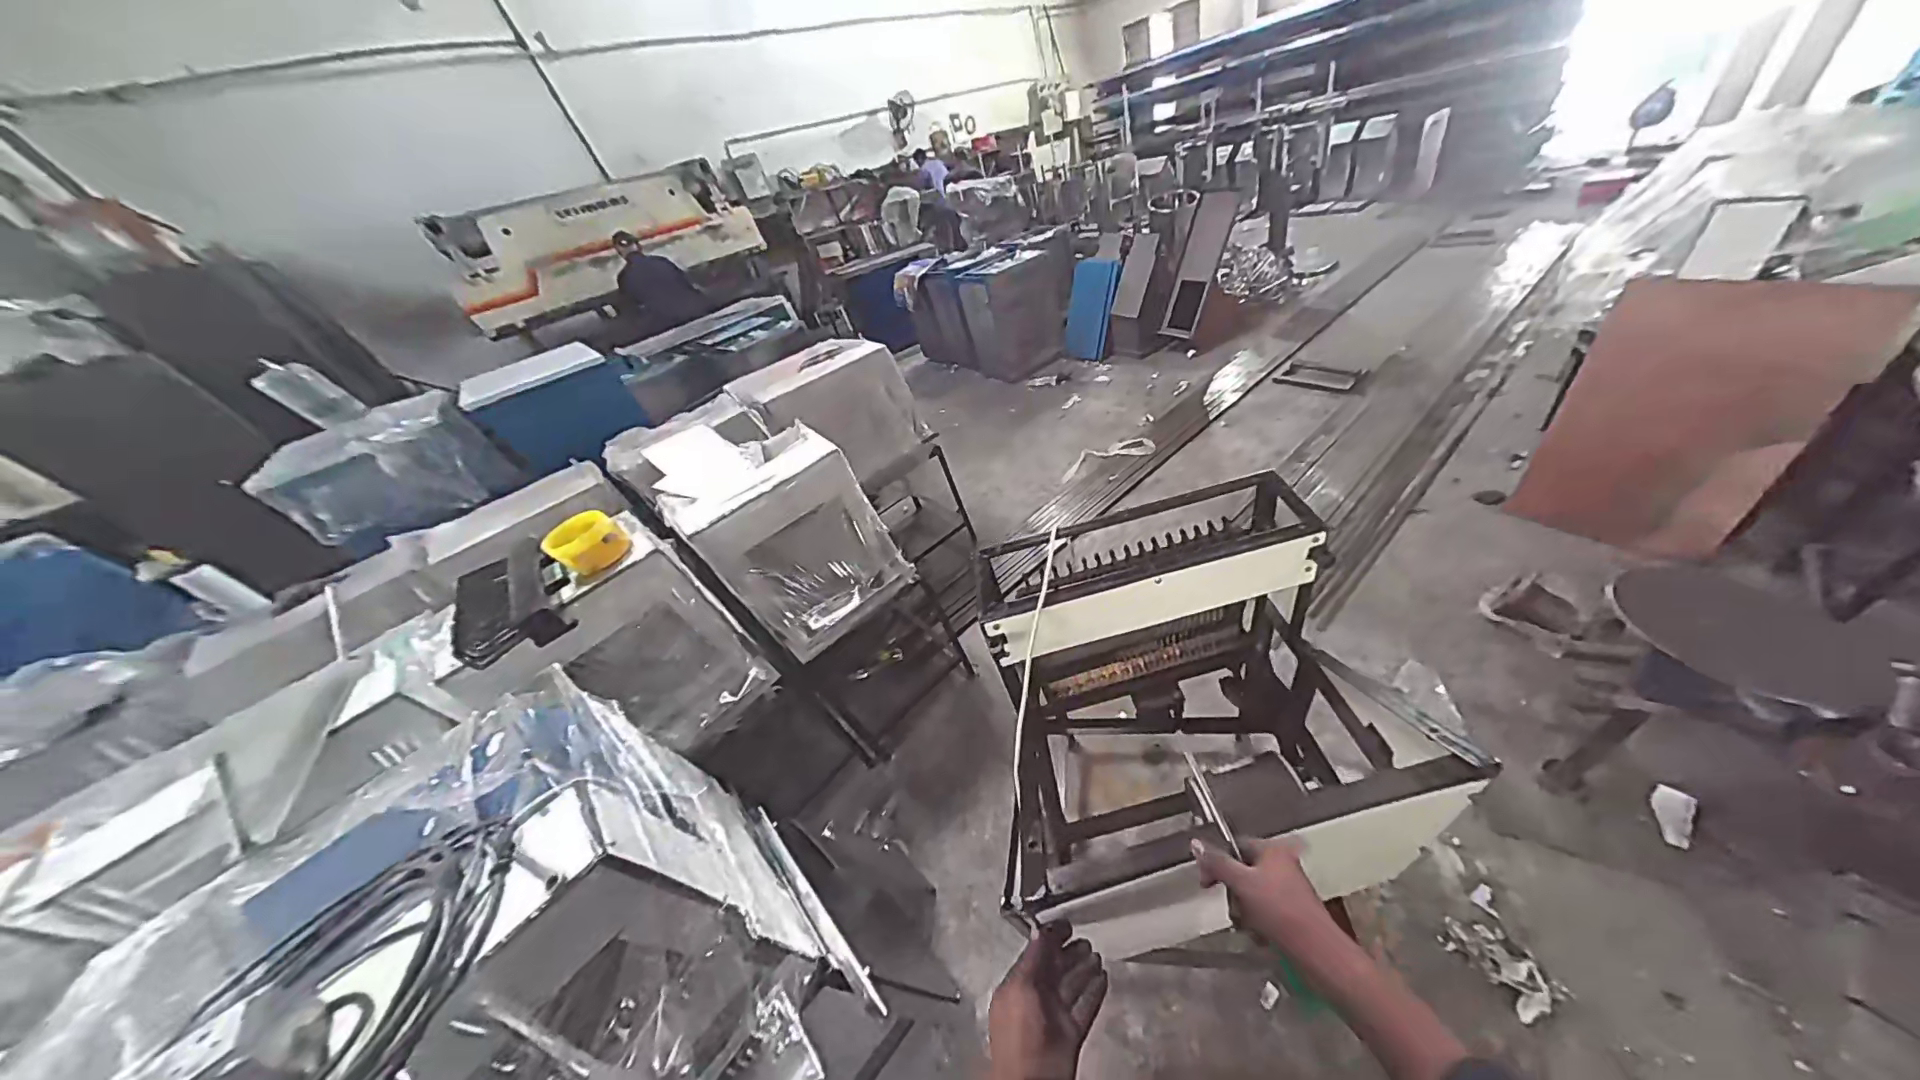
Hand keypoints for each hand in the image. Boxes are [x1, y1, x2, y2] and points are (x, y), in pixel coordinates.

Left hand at [987, 921, 1108, 1079]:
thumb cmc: (1020, 1040)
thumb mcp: (1023, 990)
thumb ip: (1033, 960)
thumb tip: (1040, 932)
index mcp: (1016, 988)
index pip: (1034, 954)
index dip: (1050, 937)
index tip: (1065, 924)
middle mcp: (1033, 1001)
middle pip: (1054, 970)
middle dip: (1069, 953)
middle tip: (1084, 939)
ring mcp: (1053, 1020)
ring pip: (1070, 988)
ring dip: (1083, 970)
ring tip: (1097, 956)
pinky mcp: (1070, 1037)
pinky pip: (1083, 1009)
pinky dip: (1094, 993)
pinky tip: (1103, 980)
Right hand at [1190, 835, 1338, 954]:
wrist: (1318, 953)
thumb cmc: (1282, 912)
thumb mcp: (1242, 883)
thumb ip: (1217, 863)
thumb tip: (1196, 844)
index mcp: (1273, 850)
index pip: (1234, 845)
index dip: (1217, 862)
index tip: (1207, 881)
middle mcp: (1282, 865)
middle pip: (1240, 871)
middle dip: (1234, 892)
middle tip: (1236, 905)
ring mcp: (1287, 890)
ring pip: (1249, 894)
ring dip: (1244, 911)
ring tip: (1252, 923)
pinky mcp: (1290, 913)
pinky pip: (1262, 911)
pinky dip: (1257, 923)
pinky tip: (1261, 934)